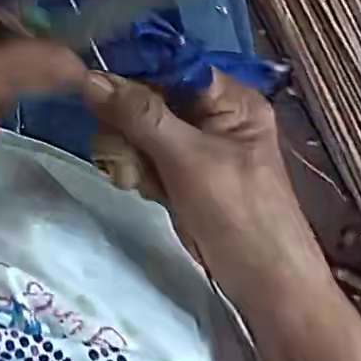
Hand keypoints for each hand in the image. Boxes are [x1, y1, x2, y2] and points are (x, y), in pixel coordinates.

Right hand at [82, 71, 327, 287]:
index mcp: (229, 98)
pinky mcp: (180, 170)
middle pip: (148, 94)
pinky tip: (138, 185)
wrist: (270, 295)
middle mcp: (211, 113)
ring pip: (139, 124)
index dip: (130, 68)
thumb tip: (89, 78)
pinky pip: (141, 150)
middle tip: (116, 145)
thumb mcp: (188, 160)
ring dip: (127, 148)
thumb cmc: (241, 219)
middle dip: (127, 120)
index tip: (91, 79)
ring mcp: (194, 143)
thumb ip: (139, 115)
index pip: (169, 64)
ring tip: (134, 176)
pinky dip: (134, 166)